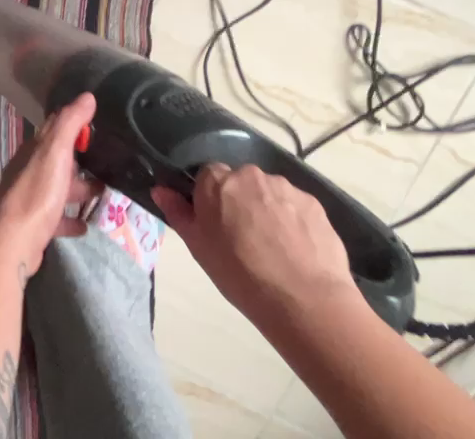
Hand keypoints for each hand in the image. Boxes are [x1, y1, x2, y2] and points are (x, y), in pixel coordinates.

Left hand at [0, 94, 103, 276]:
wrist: (14, 240)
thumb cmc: (37, 192)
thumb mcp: (54, 152)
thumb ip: (69, 124)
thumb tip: (86, 96)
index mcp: (33, 151)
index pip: (54, 131)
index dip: (75, 127)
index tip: (101, 129)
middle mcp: (29, 171)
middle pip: (58, 162)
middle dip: (81, 162)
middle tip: (111, 166)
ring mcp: (30, 199)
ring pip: (58, 189)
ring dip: (79, 190)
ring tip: (105, 194)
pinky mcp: (35, 225)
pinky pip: (57, 218)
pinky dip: (71, 219)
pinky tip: (86, 225)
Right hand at [152, 163, 356, 321]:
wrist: (303, 299)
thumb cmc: (239, 273)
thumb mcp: (198, 247)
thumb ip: (178, 212)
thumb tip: (160, 189)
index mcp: (216, 181)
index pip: (207, 175)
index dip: (210, 197)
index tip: (215, 222)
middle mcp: (250, 175)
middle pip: (240, 181)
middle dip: (240, 201)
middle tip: (243, 236)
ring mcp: (286, 188)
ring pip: (270, 193)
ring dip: (268, 209)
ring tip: (274, 246)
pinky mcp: (315, 204)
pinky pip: (296, 206)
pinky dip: (293, 221)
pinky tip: (295, 249)